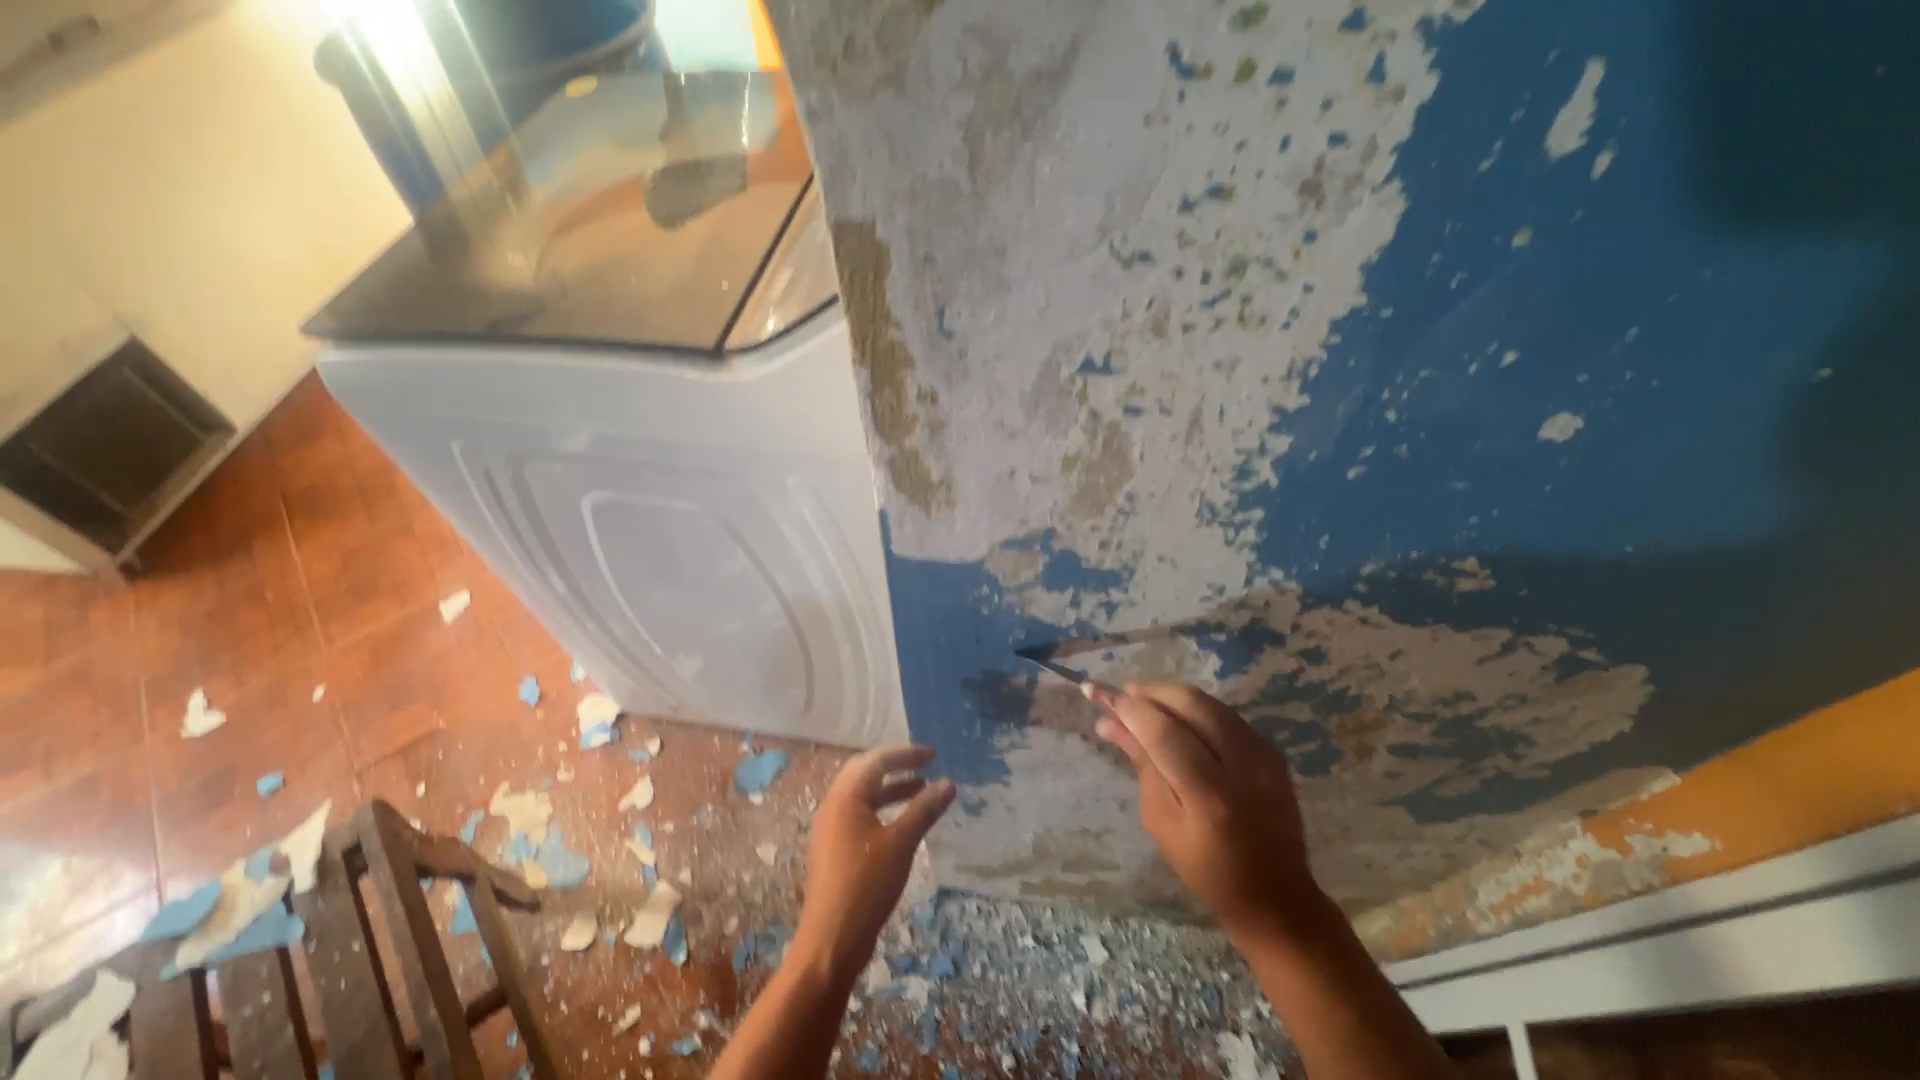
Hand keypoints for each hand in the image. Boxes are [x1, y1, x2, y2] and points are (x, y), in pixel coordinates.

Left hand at [794, 746, 955, 980]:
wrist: (832, 938)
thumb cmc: (867, 884)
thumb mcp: (901, 843)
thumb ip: (924, 810)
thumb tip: (948, 784)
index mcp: (844, 798)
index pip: (875, 762)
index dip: (906, 755)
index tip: (934, 755)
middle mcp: (832, 807)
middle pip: (864, 774)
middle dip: (895, 767)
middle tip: (925, 766)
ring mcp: (831, 830)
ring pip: (862, 797)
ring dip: (891, 790)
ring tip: (922, 790)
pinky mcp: (834, 850)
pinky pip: (860, 816)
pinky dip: (883, 810)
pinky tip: (903, 823)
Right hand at [1094, 683, 1323, 940]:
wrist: (1274, 893)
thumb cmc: (1206, 869)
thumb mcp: (1162, 822)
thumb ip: (1142, 765)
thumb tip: (1110, 722)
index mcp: (1209, 796)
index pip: (1164, 733)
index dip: (1132, 710)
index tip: (1104, 696)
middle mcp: (1242, 767)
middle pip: (1192, 706)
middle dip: (1153, 693)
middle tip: (1123, 695)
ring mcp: (1264, 756)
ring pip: (1211, 704)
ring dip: (1174, 696)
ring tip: (1144, 700)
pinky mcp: (1273, 753)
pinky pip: (1228, 716)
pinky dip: (1198, 709)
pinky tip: (1178, 716)